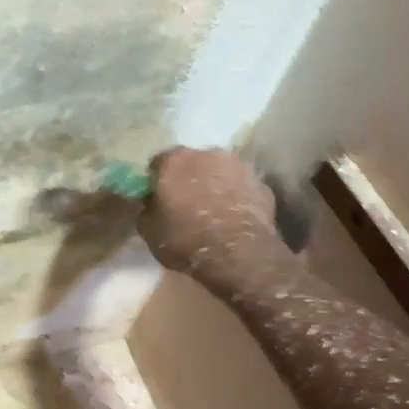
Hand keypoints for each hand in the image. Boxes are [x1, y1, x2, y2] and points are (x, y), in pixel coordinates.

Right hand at [137, 147, 291, 288]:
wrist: (239, 254)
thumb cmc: (186, 239)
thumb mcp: (149, 231)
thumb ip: (146, 209)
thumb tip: (150, 204)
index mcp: (175, 160)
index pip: (158, 162)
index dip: (156, 180)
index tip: (157, 197)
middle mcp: (208, 154)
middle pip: (192, 162)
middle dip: (188, 178)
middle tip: (185, 202)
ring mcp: (239, 166)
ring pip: (219, 171)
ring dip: (214, 184)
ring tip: (212, 210)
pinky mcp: (262, 184)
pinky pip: (242, 187)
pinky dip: (236, 197)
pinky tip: (233, 217)